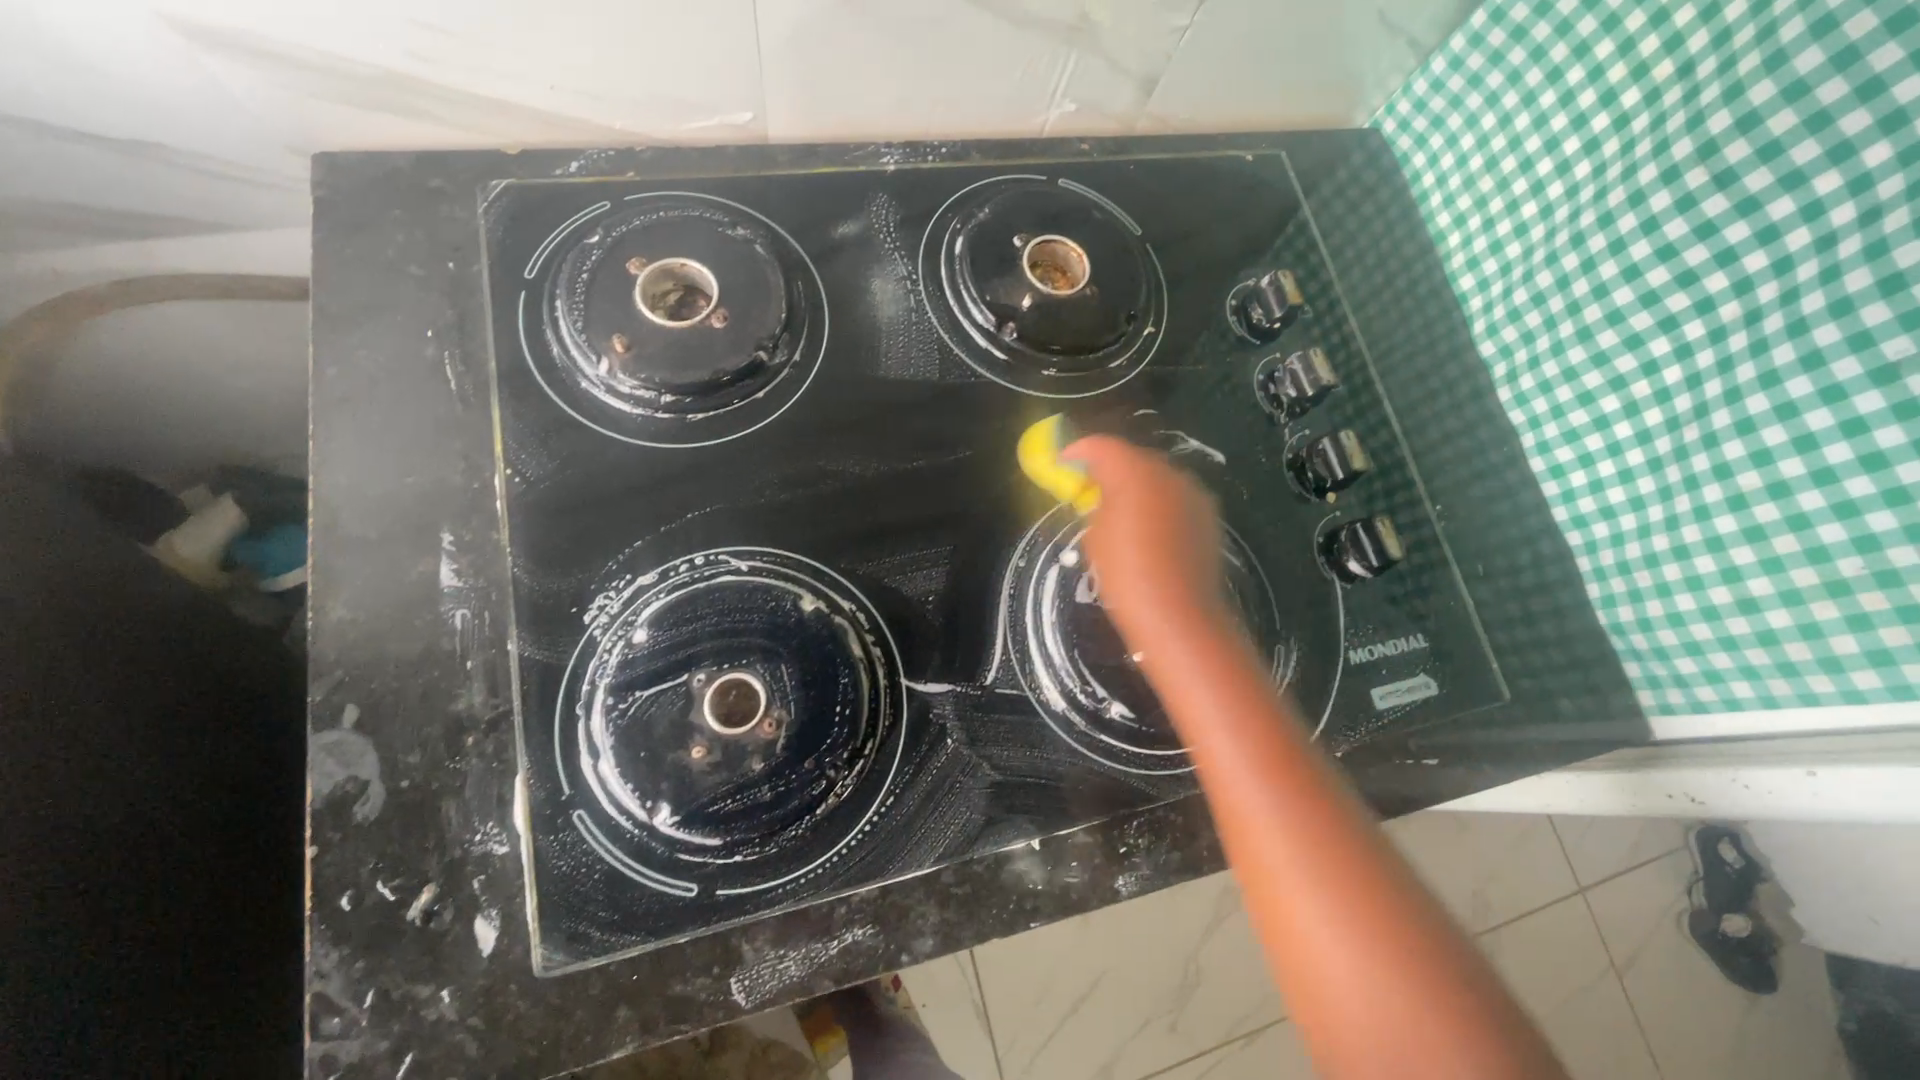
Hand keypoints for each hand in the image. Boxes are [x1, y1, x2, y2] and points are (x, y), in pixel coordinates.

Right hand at [1062, 435, 1235, 646]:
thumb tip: (1099, 497)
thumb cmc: (1125, 576)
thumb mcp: (1094, 537)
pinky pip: (1175, 498)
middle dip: (1110, 468)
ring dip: (1137, 486)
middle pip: (1133, 457)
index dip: (1078, 451)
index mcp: (1134, 473)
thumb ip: (1095, 504)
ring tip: (1118, 510)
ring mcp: (1193, 493)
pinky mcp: (1208, 515)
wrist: (1178, 616)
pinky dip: (1158, 504)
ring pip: (1158, 478)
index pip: (1101, 446)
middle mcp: (1168, 473)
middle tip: (1089, 488)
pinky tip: (1148, 528)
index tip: (1062, 463)